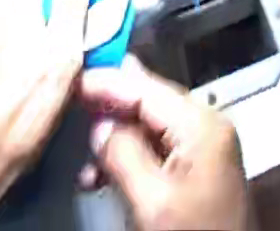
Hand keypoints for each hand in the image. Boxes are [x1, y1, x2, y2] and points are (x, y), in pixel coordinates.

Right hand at [80, 59, 253, 230]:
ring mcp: (205, 146)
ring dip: (117, 137)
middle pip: (153, 102)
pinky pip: (160, 149)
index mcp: (202, 124)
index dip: (111, 81)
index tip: (75, 75)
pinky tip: (101, 177)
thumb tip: (100, 123)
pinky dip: (130, 156)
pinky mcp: (198, 169)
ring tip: (83, 160)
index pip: (150, 89)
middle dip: (113, 104)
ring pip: (153, 125)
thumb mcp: (152, 204)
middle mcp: (207, 124)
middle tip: (73, 102)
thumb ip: (125, 156)